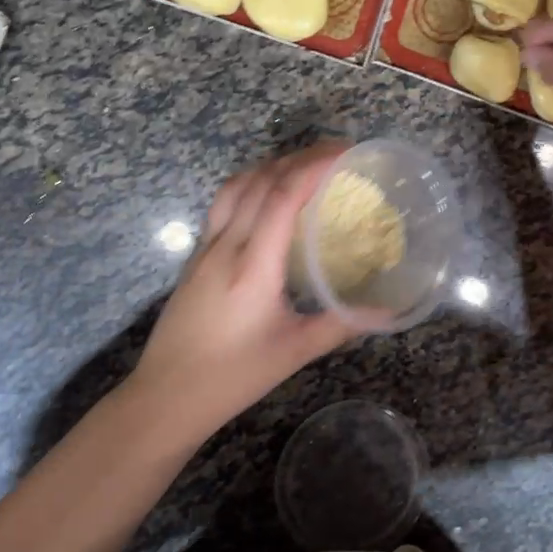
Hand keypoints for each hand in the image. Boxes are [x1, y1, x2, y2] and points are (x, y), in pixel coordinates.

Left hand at [130, 142, 361, 436]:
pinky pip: (224, 201)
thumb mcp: (293, 353)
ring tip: (306, 166)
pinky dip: (252, 182)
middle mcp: (227, 244)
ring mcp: (206, 246)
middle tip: (338, 153)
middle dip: (300, 156)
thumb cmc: (231, 377)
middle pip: (261, 179)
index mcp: (253, 264)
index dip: (314, 165)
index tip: (347, 153)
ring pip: (237, 185)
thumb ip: (341, 326)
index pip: (283, 195)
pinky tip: (268, 196)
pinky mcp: (196, 255)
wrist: (164, 398)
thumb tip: (388, 312)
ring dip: (273, 164)